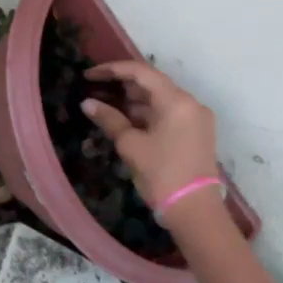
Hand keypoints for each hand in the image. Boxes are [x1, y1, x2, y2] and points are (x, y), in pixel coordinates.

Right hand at [78, 60, 219, 210]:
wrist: (195, 212)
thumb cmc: (162, 174)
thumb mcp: (131, 145)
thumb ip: (109, 119)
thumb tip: (87, 103)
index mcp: (177, 101)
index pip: (141, 73)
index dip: (112, 70)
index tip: (88, 76)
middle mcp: (190, 104)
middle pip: (151, 84)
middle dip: (121, 86)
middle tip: (92, 89)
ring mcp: (194, 119)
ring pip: (158, 100)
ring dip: (131, 101)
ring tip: (102, 104)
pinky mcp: (193, 133)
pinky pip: (165, 114)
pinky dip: (144, 114)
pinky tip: (122, 119)